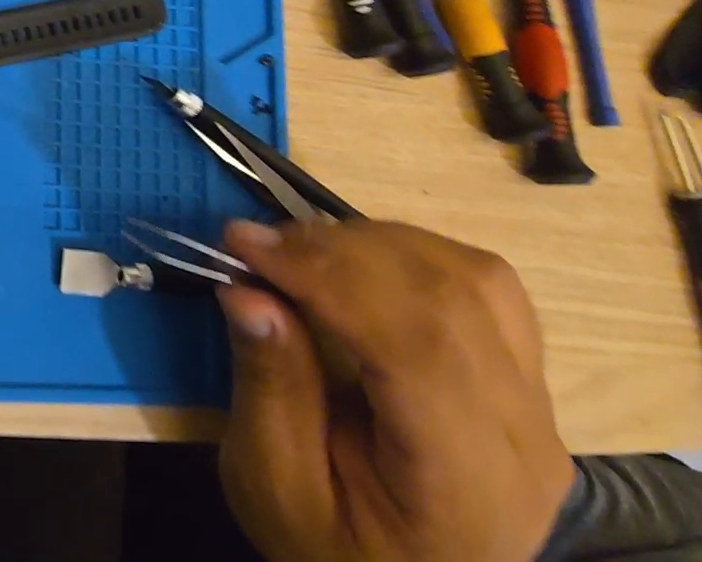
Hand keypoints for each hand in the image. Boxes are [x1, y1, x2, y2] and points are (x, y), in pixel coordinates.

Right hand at [217, 220, 575, 561]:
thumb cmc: (327, 543)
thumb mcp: (273, 481)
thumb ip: (268, 386)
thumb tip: (245, 290)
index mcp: (464, 476)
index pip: (417, 345)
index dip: (326, 275)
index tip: (241, 243)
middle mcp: (523, 430)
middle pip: (453, 298)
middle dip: (340, 248)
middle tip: (254, 244)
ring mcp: (533, 401)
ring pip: (475, 278)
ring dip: (373, 242)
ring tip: (296, 251)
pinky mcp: (520, 377)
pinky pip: (480, 287)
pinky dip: (406, 254)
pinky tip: (349, 266)